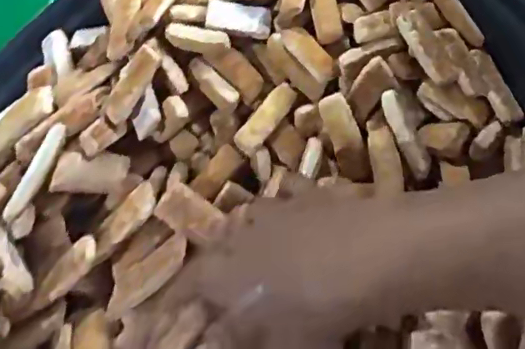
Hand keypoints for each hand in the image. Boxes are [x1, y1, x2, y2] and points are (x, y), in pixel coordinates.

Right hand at [132, 192, 410, 348]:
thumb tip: (221, 333)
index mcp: (227, 273)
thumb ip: (241, 339)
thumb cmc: (316, 311)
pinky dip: (285, 203)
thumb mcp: (275, 344)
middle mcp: (245, 231)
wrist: (372, 251)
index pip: (185, 288)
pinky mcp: (314, 192)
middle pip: (215, 247)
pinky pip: (288, 191)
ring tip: (246, 252)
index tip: (151, 320)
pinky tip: (291, 211)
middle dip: (208, 268)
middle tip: (209, 289)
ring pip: (249, 216)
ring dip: (244, 234)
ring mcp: (281, 206)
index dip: (167, 307)